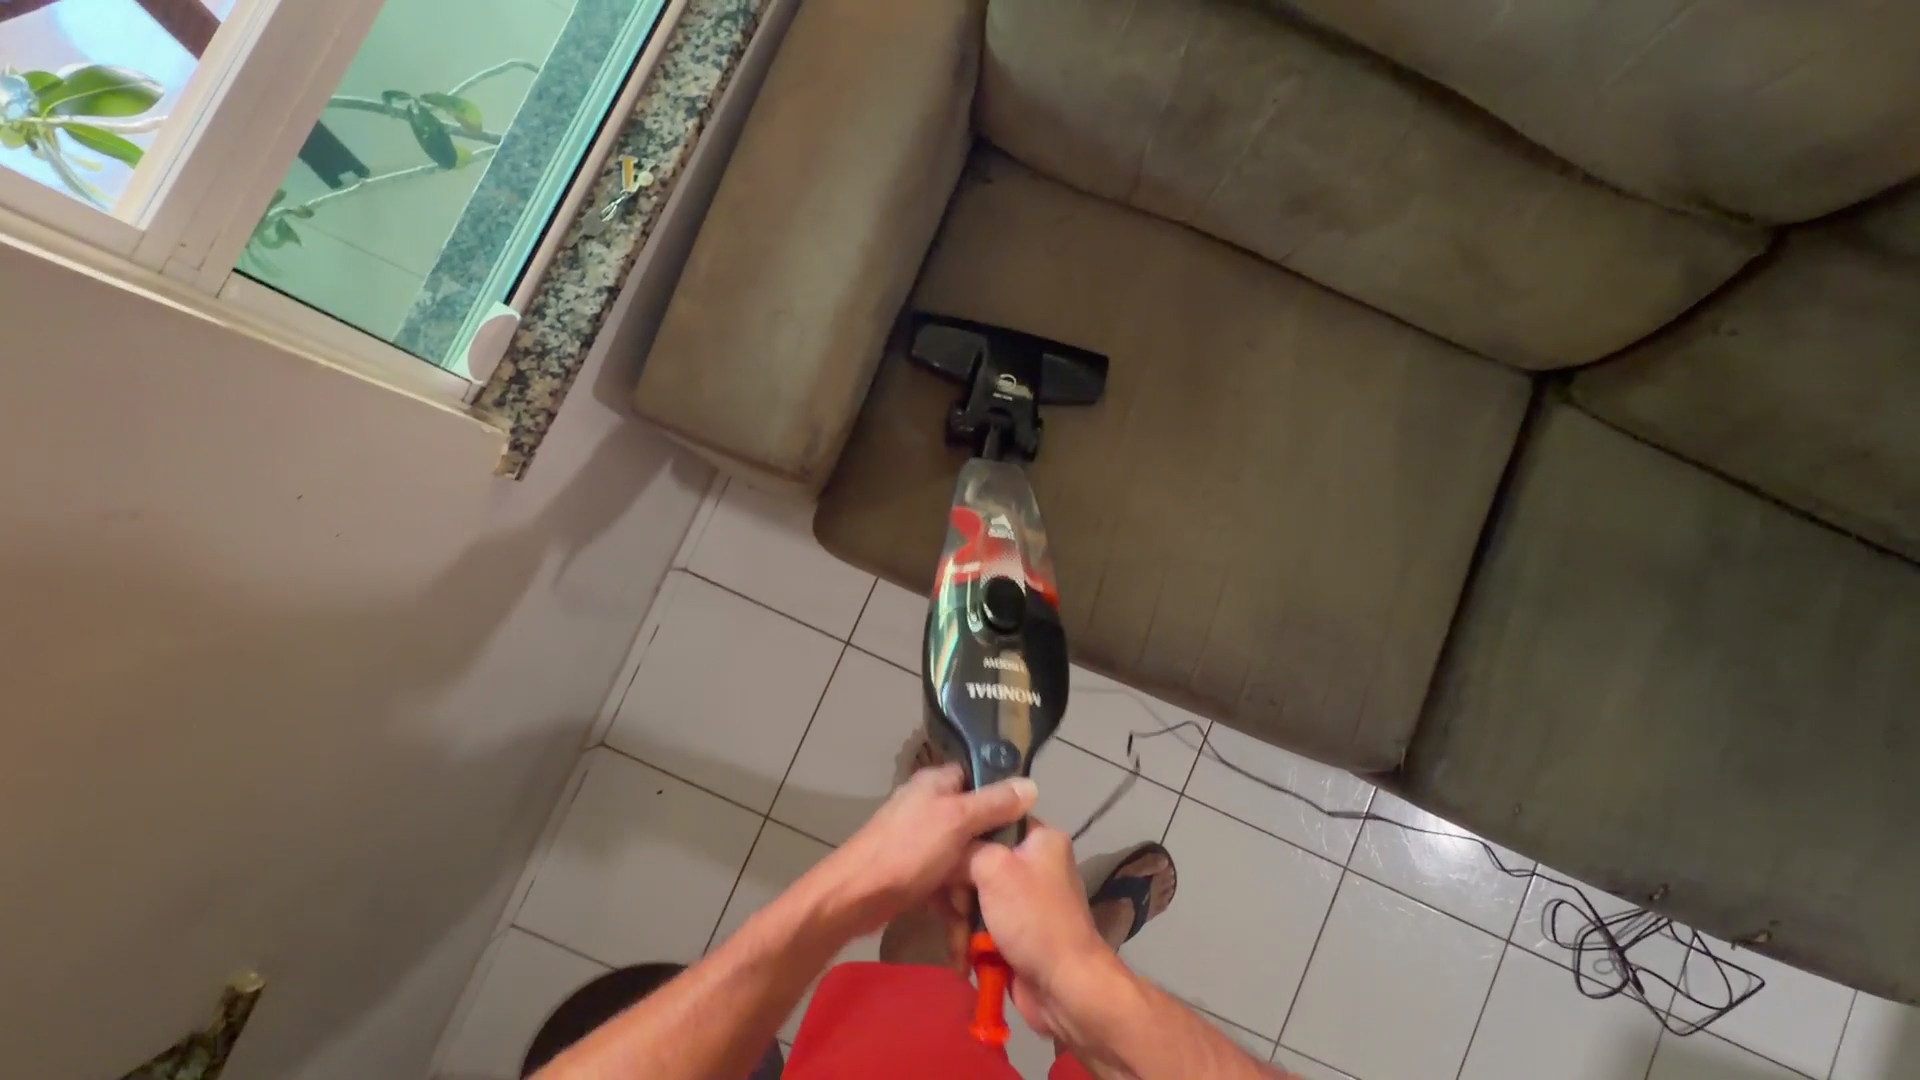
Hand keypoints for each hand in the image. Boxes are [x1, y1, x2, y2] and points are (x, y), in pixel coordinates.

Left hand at [806, 764, 1036, 939]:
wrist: (855, 896)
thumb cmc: (909, 850)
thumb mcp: (958, 820)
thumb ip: (994, 804)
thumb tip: (1031, 784)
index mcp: (937, 783)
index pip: (979, 777)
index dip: (1004, 796)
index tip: (1027, 822)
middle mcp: (928, 805)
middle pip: (975, 820)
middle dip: (992, 849)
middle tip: (1016, 869)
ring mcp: (920, 839)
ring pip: (962, 855)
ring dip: (975, 881)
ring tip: (994, 907)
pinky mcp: (914, 870)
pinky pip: (945, 880)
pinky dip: (956, 899)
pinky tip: (968, 925)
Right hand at [968, 825, 1117, 1038]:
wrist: (1064, 986)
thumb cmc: (1032, 916)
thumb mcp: (994, 867)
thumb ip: (967, 848)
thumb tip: (949, 852)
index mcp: (1040, 838)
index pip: (993, 816)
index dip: (966, 832)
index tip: (942, 850)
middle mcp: (1035, 862)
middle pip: (979, 860)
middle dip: (960, 888)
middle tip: (954, 907)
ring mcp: (1025, 898)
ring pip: (977, 894)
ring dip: (962, 919)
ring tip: (959, 940)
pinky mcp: (1016, 929)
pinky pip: (983, 922)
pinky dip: (970, 937)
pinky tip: (961, 954)